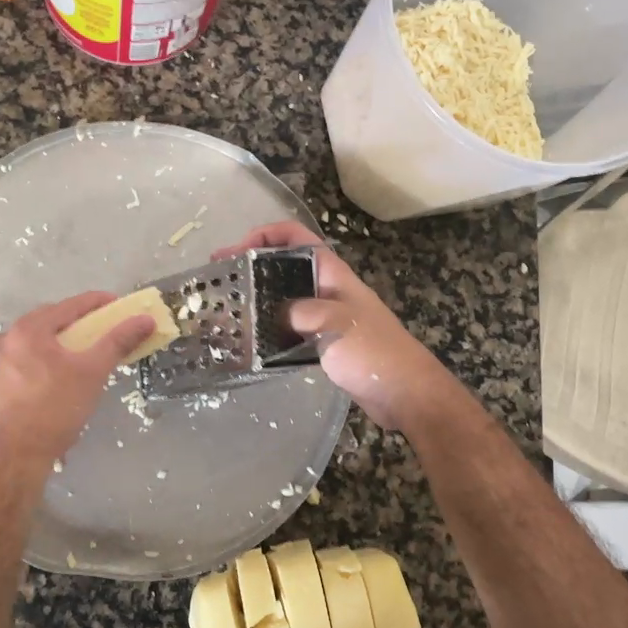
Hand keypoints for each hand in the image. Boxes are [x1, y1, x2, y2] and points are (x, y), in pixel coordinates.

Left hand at [0, 292, 158, 472]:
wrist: (18, 456)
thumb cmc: (56, 409)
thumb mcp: (92, 372)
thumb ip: (118, 341)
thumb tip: (145, 319)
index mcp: (30, 329)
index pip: (72, 305)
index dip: (101, 303)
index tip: (123, 307)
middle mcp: (9, 337)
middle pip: (53, 319)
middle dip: (81, 321)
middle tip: (107, 329)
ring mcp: (0, 360)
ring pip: (40, 339)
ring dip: (65, 339)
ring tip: (88, 350)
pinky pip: (30, 357)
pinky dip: (49, 356)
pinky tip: (63, 371)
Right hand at [213, 222, 453, 430]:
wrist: (405, 392)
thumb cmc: (373, 351)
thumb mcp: (332, 323)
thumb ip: (299, 312)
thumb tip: (275, 315)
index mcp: (333, 273)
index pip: (296, 237)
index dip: (265, 235)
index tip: (235, 251)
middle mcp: (328, 289)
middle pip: (285, 266)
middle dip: (253, 268)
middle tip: (221, 281)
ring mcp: (328, 316)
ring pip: (286, 298)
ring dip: (259, 300)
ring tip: (230, 310)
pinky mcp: (326, 342)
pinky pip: (292, 327)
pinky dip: (271, 329)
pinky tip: (252, 341)